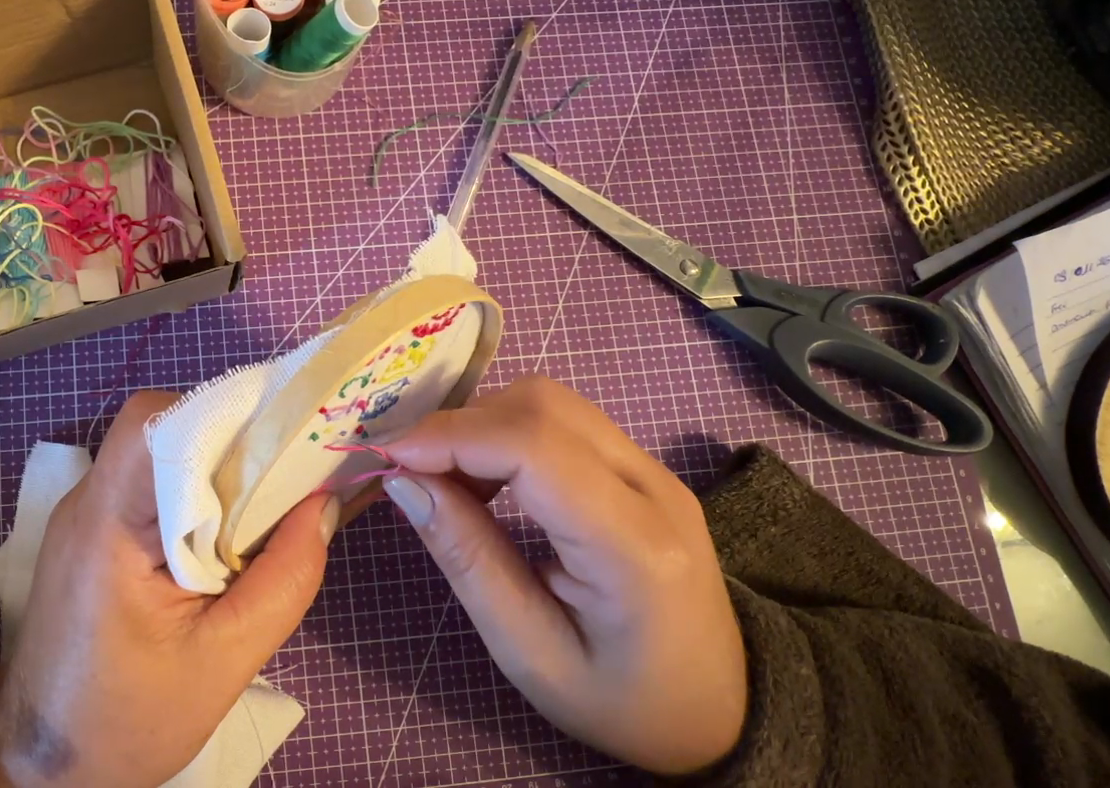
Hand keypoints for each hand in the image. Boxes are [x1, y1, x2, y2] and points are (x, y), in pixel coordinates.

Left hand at [0, 390, 337, 787]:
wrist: (50, 765)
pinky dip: (194, 496)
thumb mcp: (224, 660)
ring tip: (264, 508)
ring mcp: (86, 514)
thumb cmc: (131, 719)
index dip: (217, 414)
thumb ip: (283, 579)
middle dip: (229, 442)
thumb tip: (324, 503)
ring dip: (215, 470)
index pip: (151, 423)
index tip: (277, 440)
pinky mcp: (94, 533)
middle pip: (160, 430)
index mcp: (108, 523)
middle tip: (285, 477)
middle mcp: (89, 501)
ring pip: (159, 456)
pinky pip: (151, 488)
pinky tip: (226, 535)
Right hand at [380, 376, 746, 773]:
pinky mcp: (641, 464)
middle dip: (460, 426)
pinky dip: (506, 430)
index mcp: (635, 546)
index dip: (452, 436)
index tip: (388, 457)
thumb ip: (468, 560)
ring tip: (448, 479)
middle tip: (412, 473)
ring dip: (482, 424)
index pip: (534, 448)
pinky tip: (486, 477)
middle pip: (541, 407)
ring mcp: (653, 467)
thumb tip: (402, 481)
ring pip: (549, 401)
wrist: (721, 709)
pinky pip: (560, 419)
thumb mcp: (530, 654)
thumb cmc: (620, 699)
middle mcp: (654, 485)